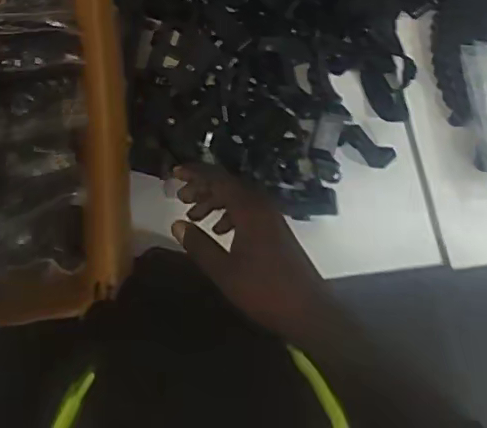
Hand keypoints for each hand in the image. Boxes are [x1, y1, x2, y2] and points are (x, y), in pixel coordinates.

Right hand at [171, 164, 328, 340]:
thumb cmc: (265, 291)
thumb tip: (176, 224)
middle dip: (202, 188)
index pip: (217, 178)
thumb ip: (199, 245)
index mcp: (248, 208)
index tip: (175, 173)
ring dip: (214, 201)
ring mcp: (271, 217)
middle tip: (181, 197)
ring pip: (237, 197)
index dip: (194, 173)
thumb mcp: (224, 271)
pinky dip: (229, 213)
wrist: (312, 314)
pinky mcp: (276, 231)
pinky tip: (219, 231)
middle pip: (227, 184)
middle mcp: (261, 205)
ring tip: (195, 215)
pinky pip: (247, 210)